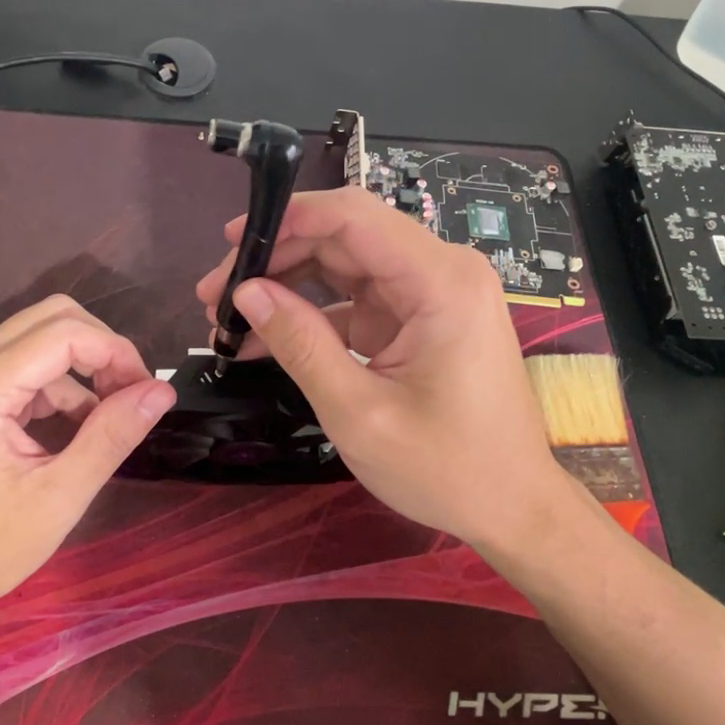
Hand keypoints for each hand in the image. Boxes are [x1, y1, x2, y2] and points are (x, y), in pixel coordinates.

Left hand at [0, 296, 174, 718]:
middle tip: (132, 394)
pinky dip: (62, 385)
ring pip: (40, 338)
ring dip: (84, 367)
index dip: (114, 350)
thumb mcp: (60, 497)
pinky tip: (81, 426)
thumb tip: (161, 390)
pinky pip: (26, 366)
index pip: (62, 332)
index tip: (146, 390)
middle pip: (50, 319)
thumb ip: (112, 436)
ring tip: (112, 416)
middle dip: (101, 349)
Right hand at [195, 187, 576, 548]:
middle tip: (213, 295)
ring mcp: (431, 295)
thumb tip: (245, 293)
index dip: (289, 217)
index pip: (354, 216)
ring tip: (226, 317)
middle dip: (276, 258)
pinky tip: (262, 342)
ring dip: (287, 286)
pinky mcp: (419, 319)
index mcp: (440, 282)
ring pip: (344, 265)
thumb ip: (301, 345)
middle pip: (344, 237)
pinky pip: (355, 300)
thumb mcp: (359, 412)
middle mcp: (441, 272)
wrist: (511, 508)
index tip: (233, 243)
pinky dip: (311, 317)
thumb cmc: (446, 468)